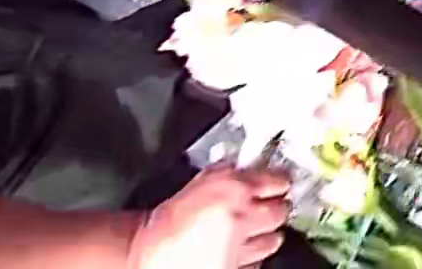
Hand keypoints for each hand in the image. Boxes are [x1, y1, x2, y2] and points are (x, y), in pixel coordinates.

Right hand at [128, 165, 291, 268]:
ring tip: (256, 233)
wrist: (139, 250)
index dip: (281, 183)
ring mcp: (235, 248)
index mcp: (240, 190)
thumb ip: (238, 169)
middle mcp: (242, 218)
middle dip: (276, 209)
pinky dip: (251, 258)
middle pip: (282, 211)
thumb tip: (259, 163)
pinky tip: (242, 252)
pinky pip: (255, 264)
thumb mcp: (208, 179)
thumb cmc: (170, 217)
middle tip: (268, 210)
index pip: (282, 181)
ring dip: (267, 235)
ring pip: (274, 240)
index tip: (278, 186)